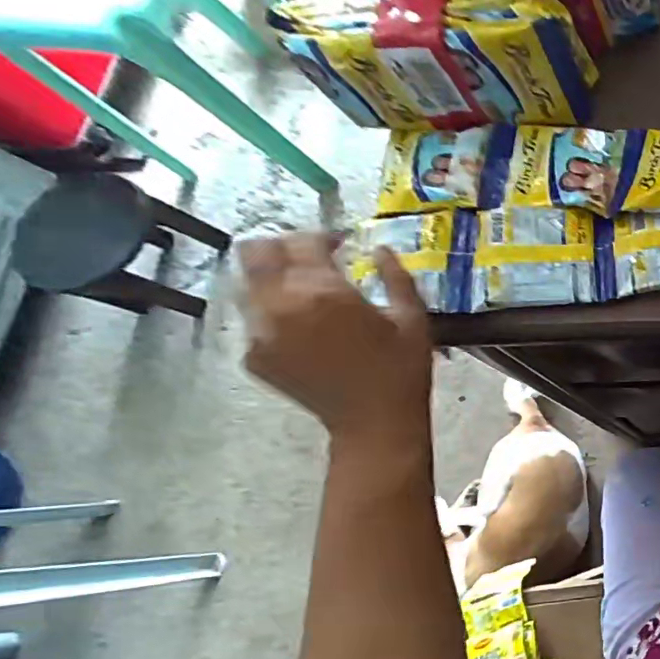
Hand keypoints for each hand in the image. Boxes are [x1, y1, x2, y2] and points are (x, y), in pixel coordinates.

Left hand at [239, 232, 432, 441]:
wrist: (374, 422)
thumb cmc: (402, 369)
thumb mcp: (412, 318)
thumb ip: (396, 276)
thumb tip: (379, 250)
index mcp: (323, 292)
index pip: (303, 241)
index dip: (323, 236)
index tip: (340, 245)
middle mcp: (281, 305)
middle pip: (255, 251)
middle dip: (283, 248)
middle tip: (310, 260)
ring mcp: (260, 332)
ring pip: (246, 283)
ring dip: (273, 280)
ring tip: (303, 294)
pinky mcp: (254, 356)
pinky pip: (253, 320)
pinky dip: (273, 314)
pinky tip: (302, 329)